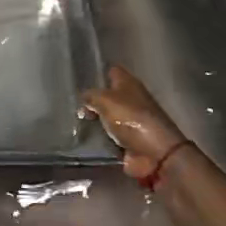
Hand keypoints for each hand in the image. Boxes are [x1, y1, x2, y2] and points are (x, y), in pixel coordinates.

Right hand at [82, 65, 188, 181]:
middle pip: (107, 95)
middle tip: (71, 104)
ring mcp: (131, 122)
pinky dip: (99, 139)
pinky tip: (83, 139)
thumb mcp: (105, 101)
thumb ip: (91, 96)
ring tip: (73, 122)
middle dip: (91, 100)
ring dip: (93, 121)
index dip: (98, 72)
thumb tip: (84, 99)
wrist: (154, 154)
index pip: (112, 71)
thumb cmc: (131, 119)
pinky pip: (108, 136)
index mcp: (129, 83)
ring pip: (106, 116)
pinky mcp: (129, 141)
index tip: (79, 77)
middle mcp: (131, 99)